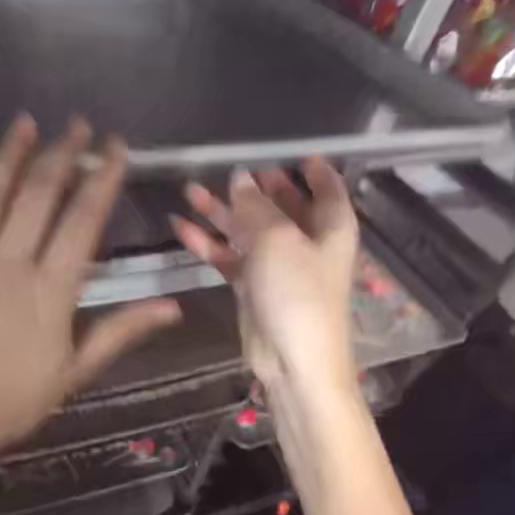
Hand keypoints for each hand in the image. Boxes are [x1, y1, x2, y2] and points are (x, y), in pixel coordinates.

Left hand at [0, 116, 181, 514]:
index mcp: (50, 289)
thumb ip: (120, 333)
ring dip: (12, 155)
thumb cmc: (10, 405)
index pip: (83, 221)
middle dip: (63, 155)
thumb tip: (173, 307)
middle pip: (40, 196)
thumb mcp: (74, 374)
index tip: (117, 147)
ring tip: (27, 122)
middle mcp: (11, 261)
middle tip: (79, 123)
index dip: (103, 179)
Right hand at [171, 160, 358, 395]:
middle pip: (281, 208)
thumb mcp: (278, 240)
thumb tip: (239, 178)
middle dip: (255, 190)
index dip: (313, 170)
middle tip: (228, 171)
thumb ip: (255, 207)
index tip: (295, 154)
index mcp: (331, 227)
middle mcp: (307, 244)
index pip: (327, 189)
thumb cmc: (298, 293)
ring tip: (190, 192)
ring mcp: (278, 268)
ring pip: (248, 233)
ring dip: (222, 215)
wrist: (293, 360)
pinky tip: (183, 229)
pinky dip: (210, 245)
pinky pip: (231, 259)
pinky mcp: (253, 290)